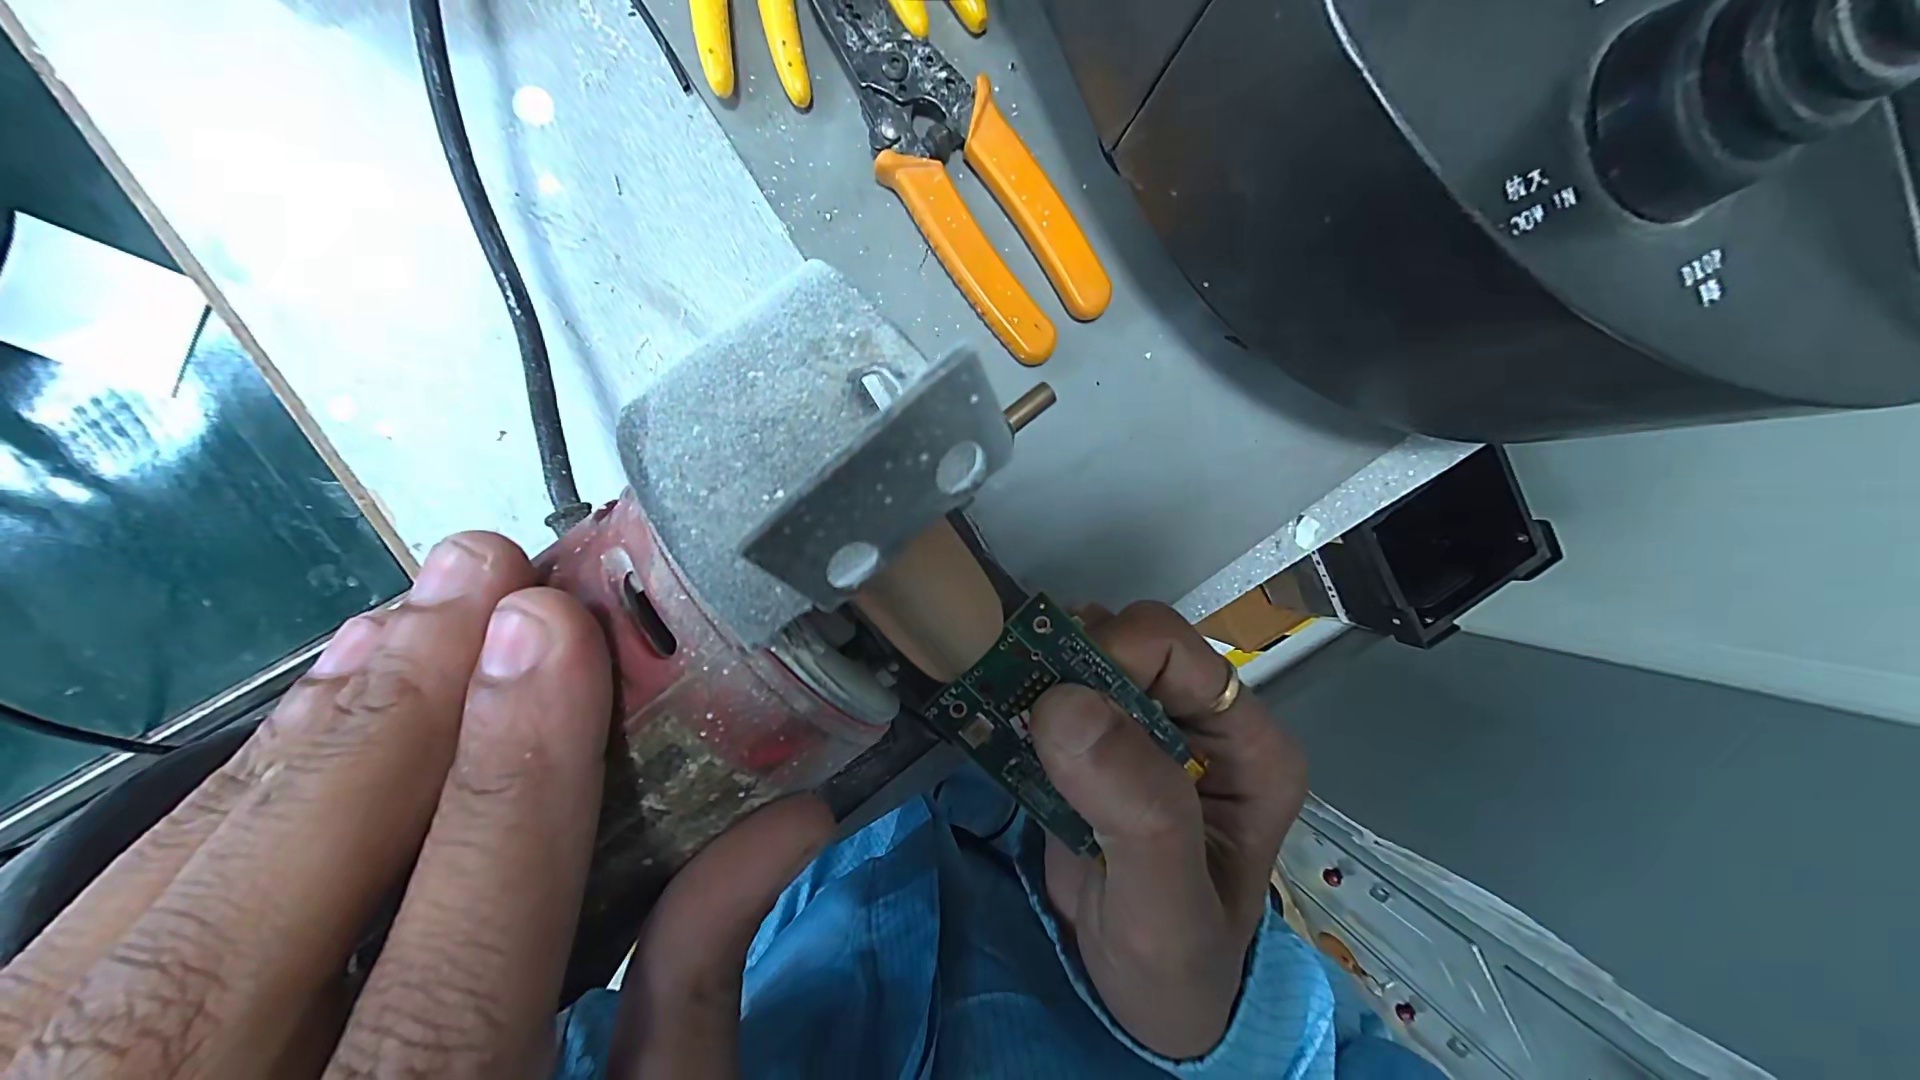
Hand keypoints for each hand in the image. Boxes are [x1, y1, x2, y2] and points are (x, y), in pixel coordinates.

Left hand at [0, 532, 831, 1077]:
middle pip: (262, 940)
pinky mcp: (45, 1068)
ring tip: (412, 613)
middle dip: (395, 719)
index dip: (509, 792)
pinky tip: (322, 706)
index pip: (448, 989)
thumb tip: (787, 819)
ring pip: (151, 919)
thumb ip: (690, 989)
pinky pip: (104, 928)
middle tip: (482, 575)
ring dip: (311, 737)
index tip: (553, 628)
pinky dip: (227, 800)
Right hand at [1029, 602, 1307, 1059]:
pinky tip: (1008, 729)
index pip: (1173, 651)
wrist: (1141, 998)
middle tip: (1025, 713)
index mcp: (1246, 744)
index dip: (1109, 660)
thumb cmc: (1173, 966)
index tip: (1054, 708)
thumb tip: (1066, 702)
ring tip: (1015, 722)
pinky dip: (1025, 698)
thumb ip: (1135, 809)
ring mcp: (1148, 726)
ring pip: (1087, 655)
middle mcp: (1202, 720)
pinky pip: (1059, 690)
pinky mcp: (1102, 741)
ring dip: (1041, 677)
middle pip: (1126, 641)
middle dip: (1069, 665)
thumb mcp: (1164, 907)